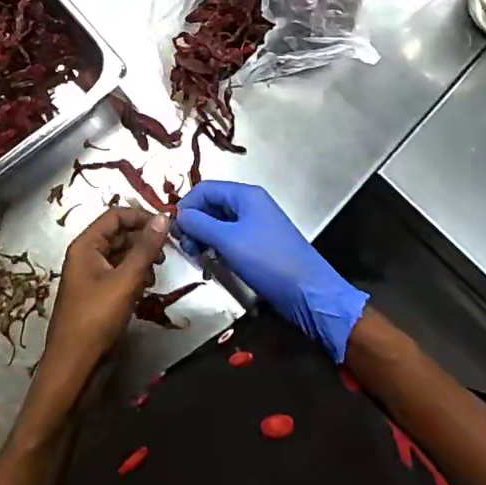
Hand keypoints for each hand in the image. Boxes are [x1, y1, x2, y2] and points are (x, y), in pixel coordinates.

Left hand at [42, 207, 168, 373]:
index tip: (168, 227)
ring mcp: (91, 275)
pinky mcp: (98, 294)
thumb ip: (145, 249)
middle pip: (118, 234)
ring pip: (120, 254)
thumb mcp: (125, 281)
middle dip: (143, 239)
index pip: (115, 216)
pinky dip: (135, 275)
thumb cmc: (96, 318)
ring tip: (157, 272)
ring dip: (141, 258)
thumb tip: (164, 218)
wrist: (75, 365)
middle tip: (168, 253)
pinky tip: (147, 287)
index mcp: (85, 245)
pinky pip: (119, 273)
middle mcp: (86, 255)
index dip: (141, 217)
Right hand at [175, 181, 368, 361]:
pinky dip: (217, 246)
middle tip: (185, 245)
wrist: (311, 294)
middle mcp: (251, 204)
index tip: (174, 227)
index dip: (187, 205)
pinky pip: (230, 237)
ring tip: (197, 255)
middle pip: (211, 204)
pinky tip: (212, 261)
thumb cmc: (269, 261)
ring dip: (204, 236)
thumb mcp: (228, 241)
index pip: (204, 189)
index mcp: (245, 195)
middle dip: (194, 223)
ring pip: (219, 222)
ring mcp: (257, 224)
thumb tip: (178, 215)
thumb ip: (199, 224)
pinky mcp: (260, 244)